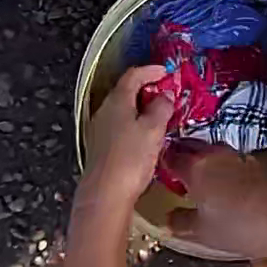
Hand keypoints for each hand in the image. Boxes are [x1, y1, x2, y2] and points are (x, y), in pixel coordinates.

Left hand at [79, 65, 172, 213]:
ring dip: (141, 106)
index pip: (133, 75)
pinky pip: (120, 124)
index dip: (151, 70)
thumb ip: (161, 108)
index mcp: (117, 100)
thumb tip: (165, 94)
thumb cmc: (131, 158)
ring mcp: (100, 128)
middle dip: (146, 88)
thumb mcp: (153, 130)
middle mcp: (104, 110)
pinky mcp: (100, 146)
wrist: (104, 196)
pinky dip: (134, 122)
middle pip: (126, 90)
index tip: (167, 71)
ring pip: (123, 108)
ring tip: (160, 113)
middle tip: (166, 92)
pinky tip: (145, 135)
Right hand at [163, 147, 266, 259]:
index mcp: (195, 167)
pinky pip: (228, 161)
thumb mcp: (202, 232)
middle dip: (182, 157)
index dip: (162, 161)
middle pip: (191, 149)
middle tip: (175, 172)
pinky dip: (220, 167)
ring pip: (210, 152)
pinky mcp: (251, 164)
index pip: (172, 157)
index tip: (157, 168)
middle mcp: (212, 155)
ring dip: (202, 160)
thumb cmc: (236, 226)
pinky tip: (222, 183)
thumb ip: (181, 222)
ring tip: (198, 178)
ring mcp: (234, 157)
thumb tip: (168, 219)